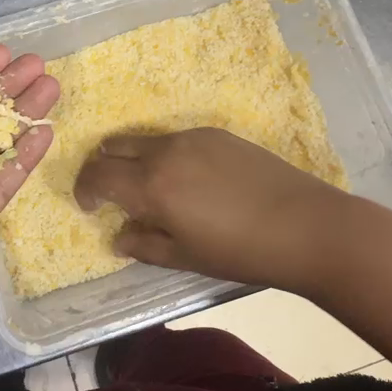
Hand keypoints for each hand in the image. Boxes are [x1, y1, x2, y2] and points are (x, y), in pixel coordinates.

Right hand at [73, 128, 350, 292]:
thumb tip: (118, 237)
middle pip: (113, 147)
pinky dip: (163, 155)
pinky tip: (188, 181)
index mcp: (151, 185)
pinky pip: (174, 138)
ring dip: (133, 160)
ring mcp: (192, 137)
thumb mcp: (186, 257)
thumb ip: (144, 244)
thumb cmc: (242, 252)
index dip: (85, 189)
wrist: (307, 226)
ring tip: (150, 188)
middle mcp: (164, 151)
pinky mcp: (216, 133)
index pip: (98, 175)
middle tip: (110, 193)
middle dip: (102, 168)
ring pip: (144, 140)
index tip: (89, 207)